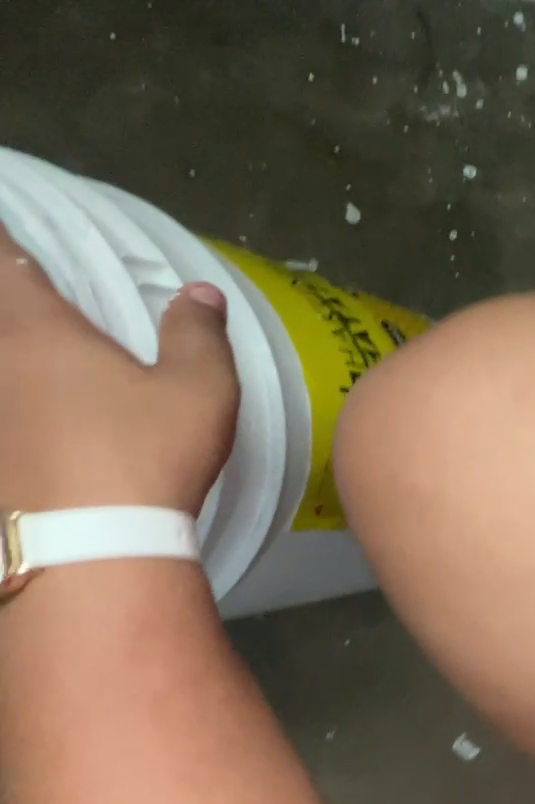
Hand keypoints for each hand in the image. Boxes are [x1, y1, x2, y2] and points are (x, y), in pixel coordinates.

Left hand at [0, 225, 238, 514]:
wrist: (91, 536)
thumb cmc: (150, 449)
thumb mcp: (201, 390)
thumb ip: (198, 335)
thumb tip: (198, 290)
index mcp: (40, 331)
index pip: (5, 261)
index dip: (4, 240)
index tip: (6, 224)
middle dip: (5, 292)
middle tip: (26, 294)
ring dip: (12, 352)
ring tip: (35, 353)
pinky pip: (1, 404)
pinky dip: (15, 399)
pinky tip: (35, 411)